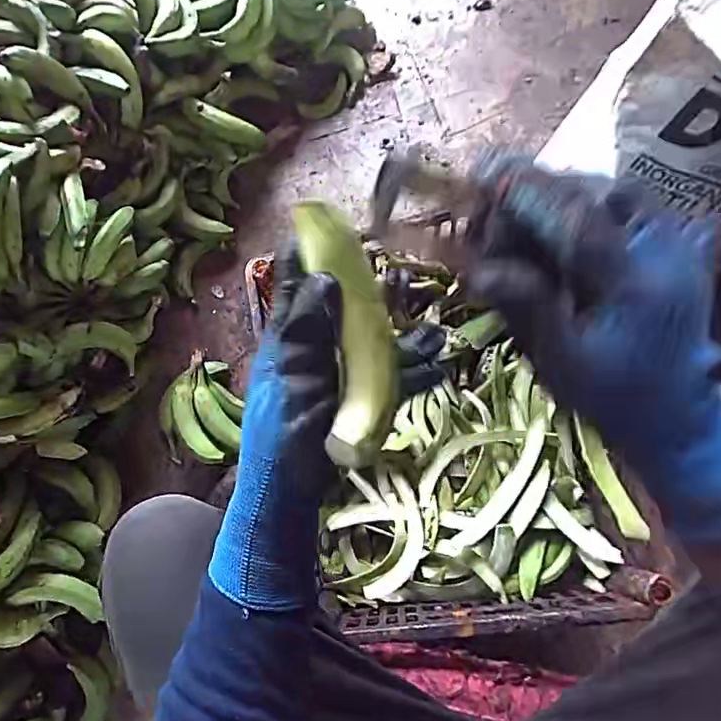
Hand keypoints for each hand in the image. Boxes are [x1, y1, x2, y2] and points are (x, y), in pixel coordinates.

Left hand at [206, 258, 450, 610]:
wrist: (287, 496)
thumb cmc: (282, 438)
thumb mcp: (293, 381)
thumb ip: (308, 331)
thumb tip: (323, 276)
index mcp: (286, 339)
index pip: (292, 280)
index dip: (309, 250)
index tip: (332, 223)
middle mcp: (310, 349)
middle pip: (339, 306)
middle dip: (366, 288)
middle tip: (394, 272)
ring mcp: (333, 375)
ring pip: (369, 341)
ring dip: (400, 333)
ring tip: (434, 327)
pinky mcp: (351, 401)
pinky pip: (386, 378)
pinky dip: (411, 371)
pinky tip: (438, 365)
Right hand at [467, 166, 720, 544]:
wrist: (671, 405)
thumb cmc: (609, 392)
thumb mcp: (559, 360)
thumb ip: (525, 306)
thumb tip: (478, 270)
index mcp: (638, 285)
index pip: (579, 221)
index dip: (529, 194)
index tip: (483, 174)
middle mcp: (666, 248)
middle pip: (591, 193)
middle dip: (533, 193)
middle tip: (484, 211)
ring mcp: (676, 237)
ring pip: (604, 189)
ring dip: (551, 195)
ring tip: (509, 221)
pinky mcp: (673, 235)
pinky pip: (617, 200)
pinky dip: (574, 203)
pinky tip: (544, 224)